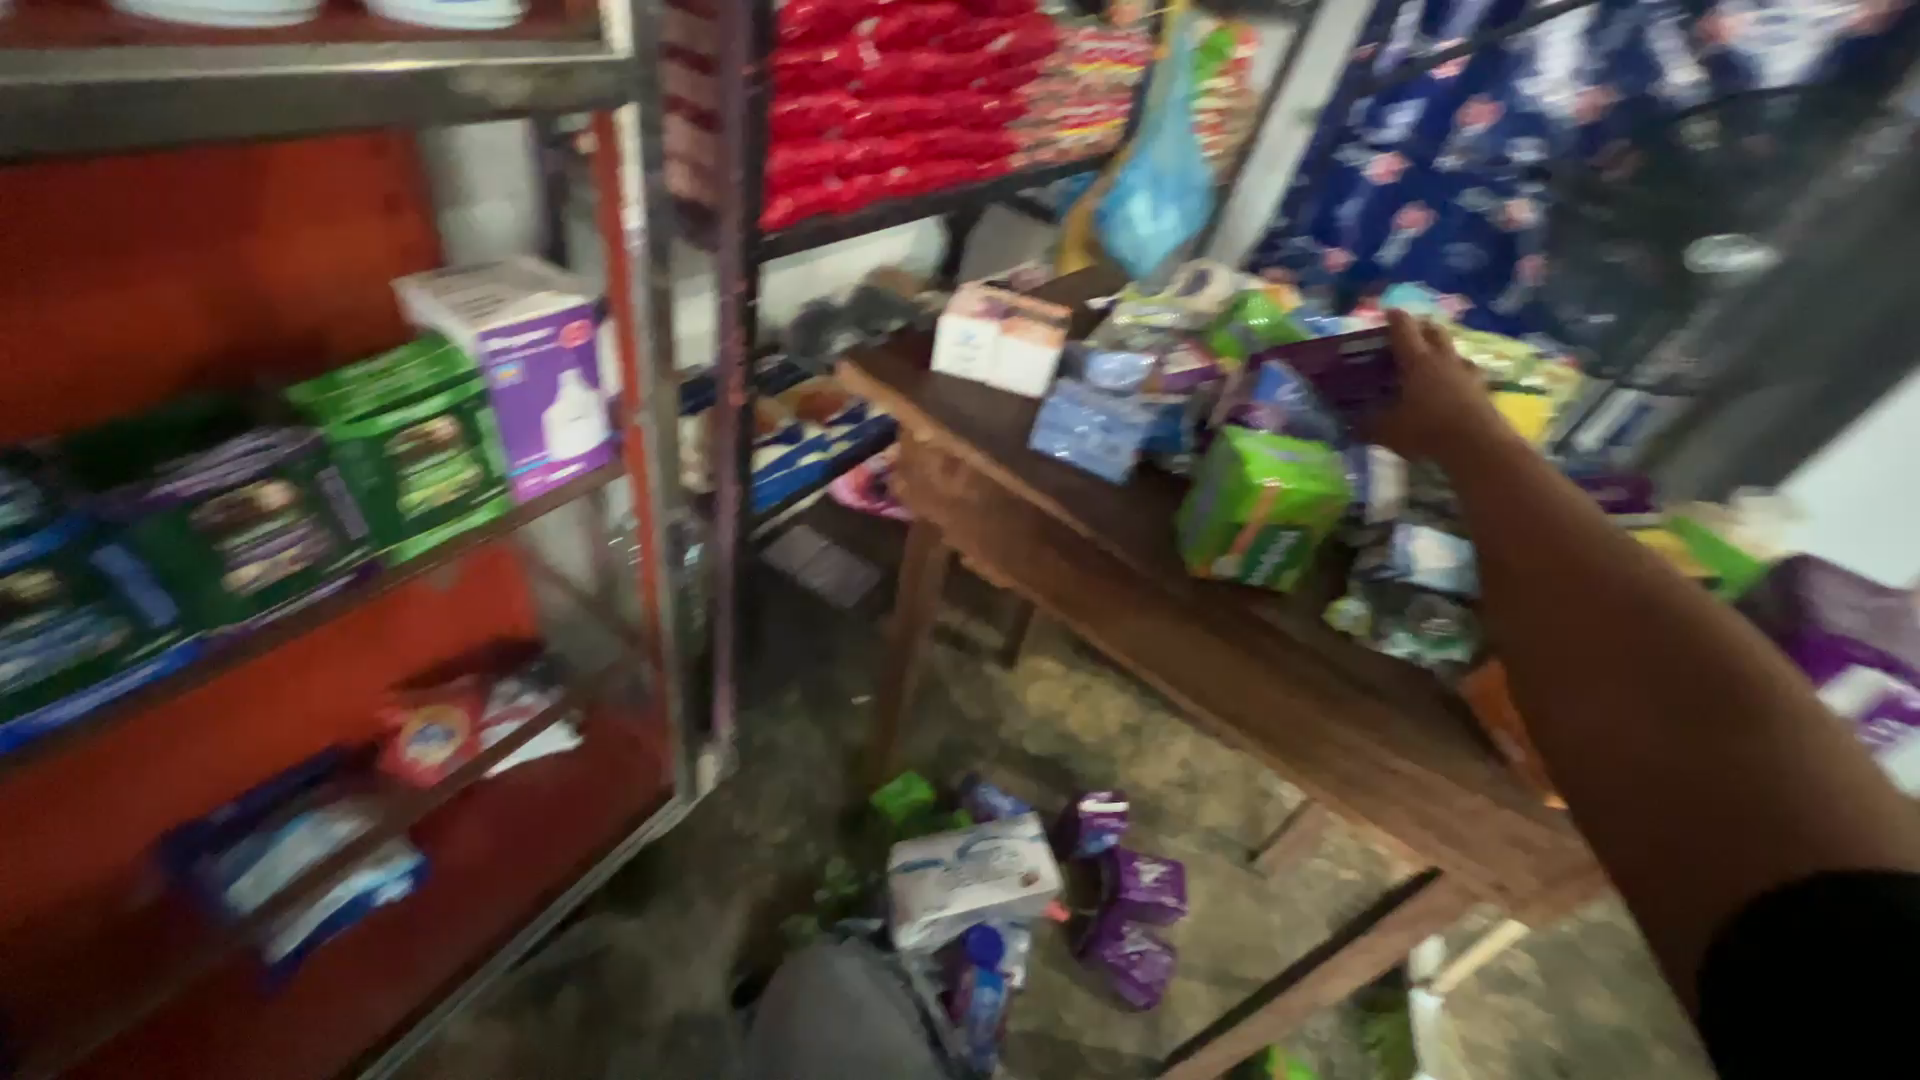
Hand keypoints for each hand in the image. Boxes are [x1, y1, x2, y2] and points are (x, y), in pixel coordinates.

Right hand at [1365, 309, 1508, 464]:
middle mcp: (1443, 359)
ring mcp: (1466, 372)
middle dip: (1422, 327)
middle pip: (1434, 330)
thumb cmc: (1425, 430)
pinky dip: (1457, 373)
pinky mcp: (1482, 388)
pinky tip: (1453, 384)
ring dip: (1442, 350)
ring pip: (1453, 350)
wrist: (1477, 446)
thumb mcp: (1385, 430)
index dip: (1394, 318)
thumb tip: (1348, 424)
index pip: (1403, 329)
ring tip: (1432, 360)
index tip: (1388, 311)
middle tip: (1411, 333)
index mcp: (1416, 361)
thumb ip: (1366, 424)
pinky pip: (1468, 372)